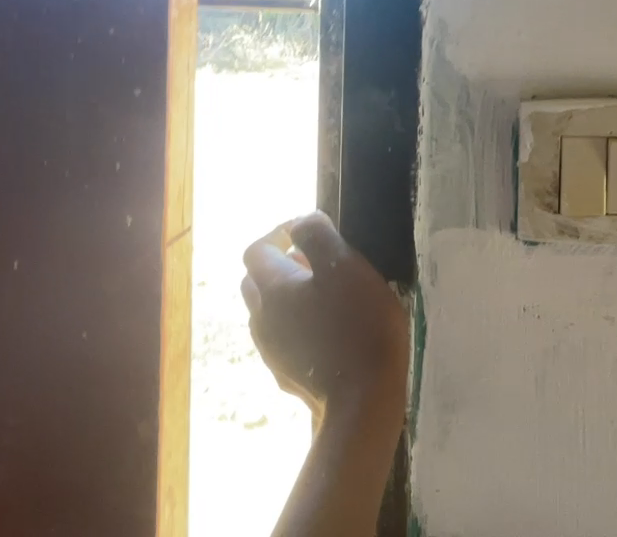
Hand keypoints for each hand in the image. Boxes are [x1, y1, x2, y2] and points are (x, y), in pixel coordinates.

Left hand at [241, 212, 408, 420]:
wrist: (361, 397)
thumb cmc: (359, 323)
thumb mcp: (346, 265)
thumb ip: (317, 235)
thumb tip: (300, 220)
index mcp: (273, 288)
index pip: (256, 250)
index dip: (277, 233)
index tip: (307, 229)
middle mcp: (261, 318)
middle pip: (255, 281)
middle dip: (279, 265)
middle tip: (317, 262)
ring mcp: (270, 350)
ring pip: (267, 312)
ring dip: (287, 296)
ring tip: (326, 295)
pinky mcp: (284, 373)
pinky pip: (282, 337)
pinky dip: (297, 324)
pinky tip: (328, 330)